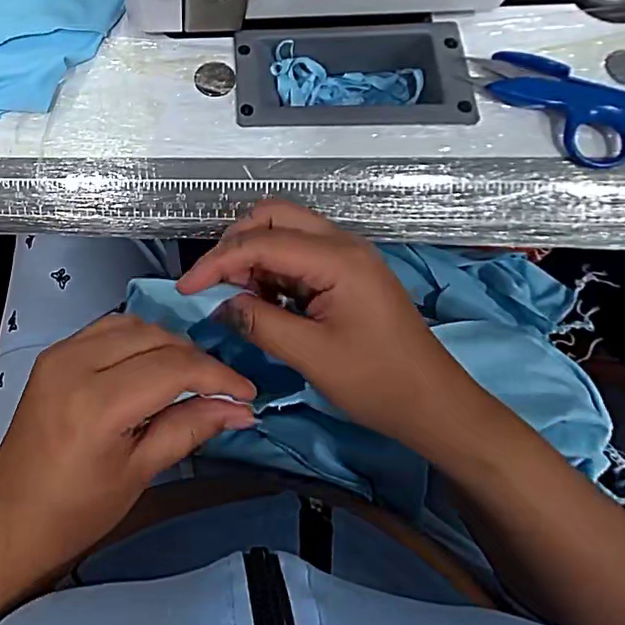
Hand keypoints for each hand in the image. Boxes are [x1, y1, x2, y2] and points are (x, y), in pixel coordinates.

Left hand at [0, 314, 255, 624]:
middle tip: (221, 388)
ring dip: (166, 342)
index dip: (216, 376)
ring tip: (189, 375)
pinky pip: (106, 327)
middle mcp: (75, 364)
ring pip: (132, 323)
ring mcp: (60, 353)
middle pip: (154, 337)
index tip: (245, 392)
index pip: (172, 368)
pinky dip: (137, 337)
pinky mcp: (53, 353)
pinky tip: (150, 362)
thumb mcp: (139, 473)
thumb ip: (189, 428)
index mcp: (96, 403)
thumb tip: (239, 409)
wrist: (10, 518)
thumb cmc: (76, 511)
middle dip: (195, 357)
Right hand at [185, 204, 624, 624]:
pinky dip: (273, 270)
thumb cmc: (379, 383)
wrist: (438, 407)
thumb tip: (222, 305)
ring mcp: (347, 256)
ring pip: (285, 232)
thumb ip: (260, 323)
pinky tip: (266, 301)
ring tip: (240, 298)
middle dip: (236, 244)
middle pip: (273, 217)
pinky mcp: (347, 273)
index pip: (261, 241)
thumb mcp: (312, 356)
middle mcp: (342, 243)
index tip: (186, 288)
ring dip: (254, 257)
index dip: (217, 262)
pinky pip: (299, 254)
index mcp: (337, 258)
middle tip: (214, 283)